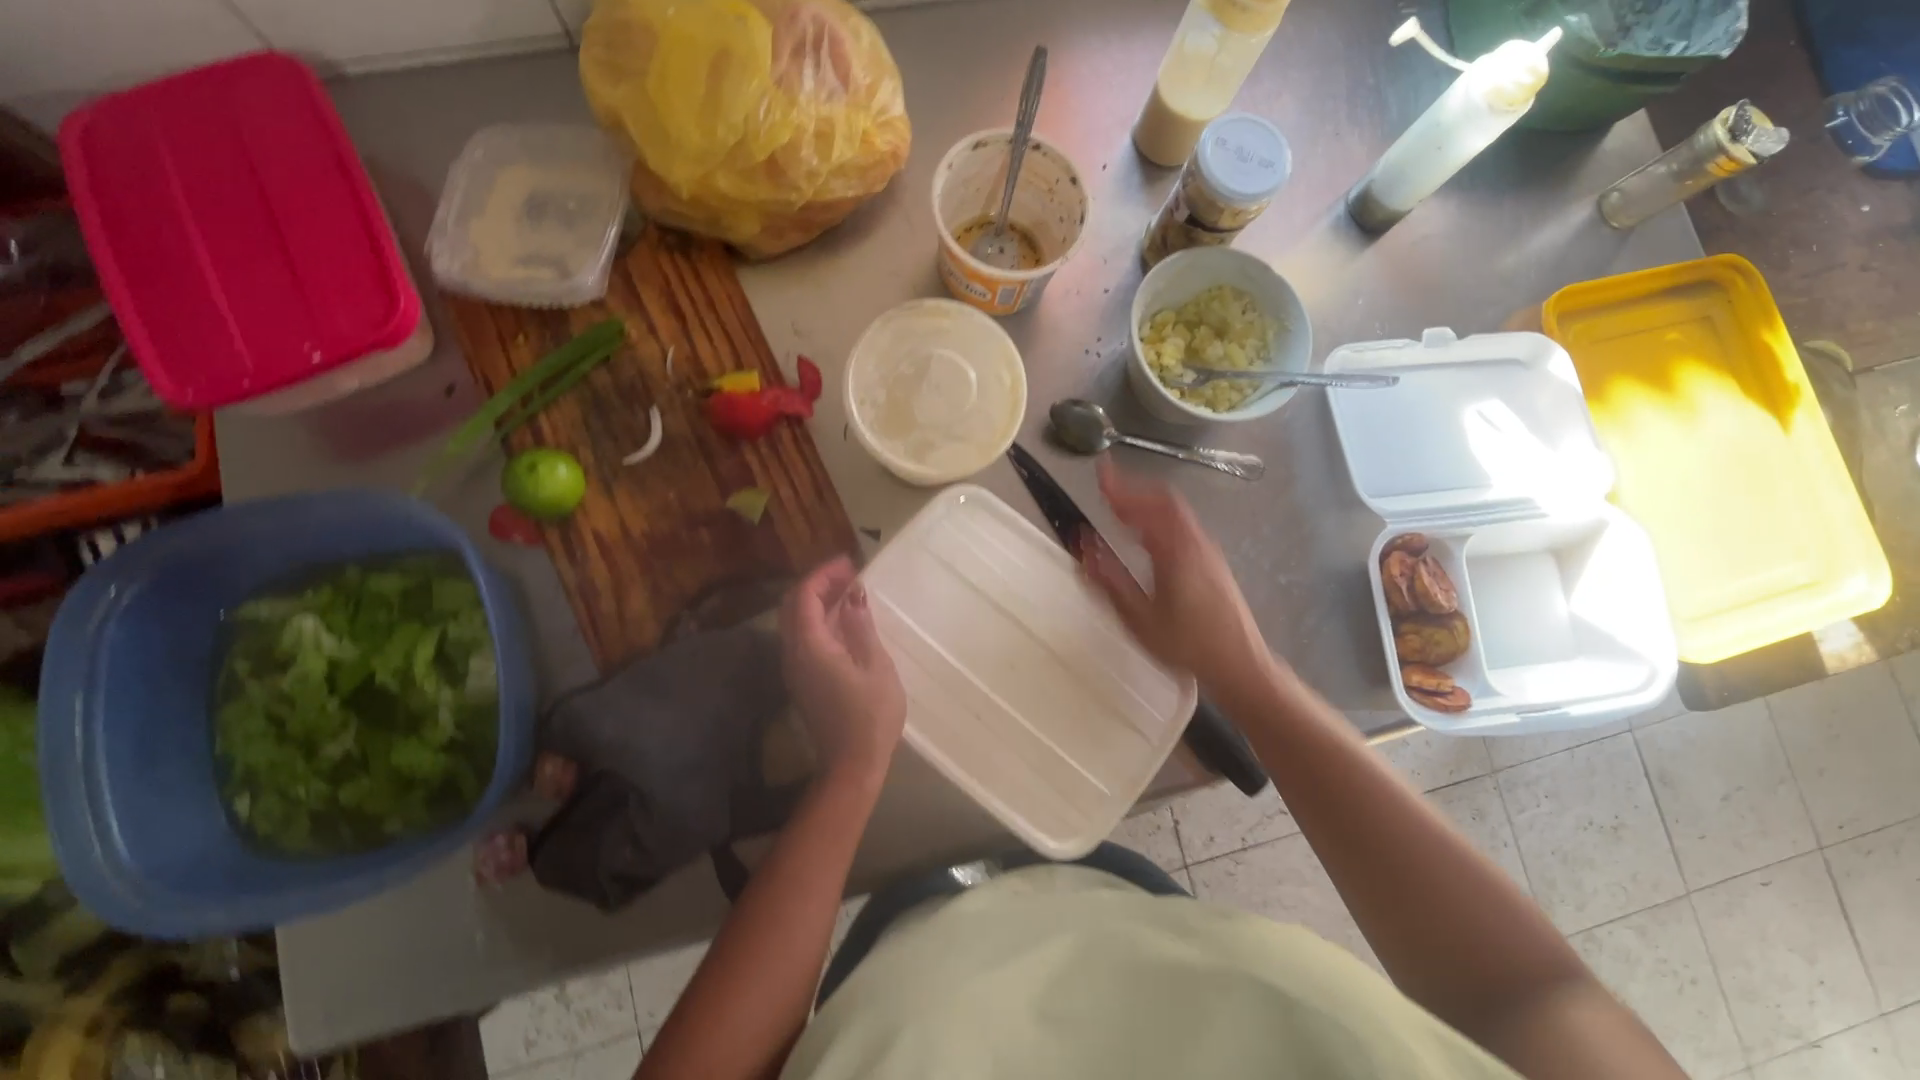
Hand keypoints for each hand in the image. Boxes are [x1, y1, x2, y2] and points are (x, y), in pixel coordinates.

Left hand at [780, 557, 906, 782]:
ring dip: (818, 602)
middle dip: (818, 584)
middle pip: (793, 606)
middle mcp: (793, 654)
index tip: (850, 563)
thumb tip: (853, 596)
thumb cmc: (870, 716)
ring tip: (850, 592)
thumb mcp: (876, 666)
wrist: (852, 765)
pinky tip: (845, 621)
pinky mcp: (803, 681)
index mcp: (810, 646)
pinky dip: (819, 621)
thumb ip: (861, 627)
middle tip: (850, 574)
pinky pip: (803, 639)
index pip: (804, 596)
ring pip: (795, 622)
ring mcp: (795, 669)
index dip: (824, 574)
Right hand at [1082, 459, 1278, 695]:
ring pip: (1176, 514)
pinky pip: (1183, 527)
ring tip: (1120, 513)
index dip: (1121, 485)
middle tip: (1107, 493)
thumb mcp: (1139, 618)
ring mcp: (1208, 551)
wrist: (1239, 663)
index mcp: (1177, 550)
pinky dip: (1159, 520)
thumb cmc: (1187, 644)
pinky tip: (1146, 539)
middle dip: (1133, 492)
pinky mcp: (1213, 562)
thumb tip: (1086, 548)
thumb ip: (1109, 580)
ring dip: (1147, 507)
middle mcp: (1196, 542)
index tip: (1100, 472)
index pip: (1148, 503)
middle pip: (1165, 501)